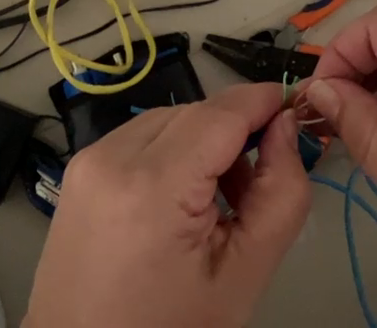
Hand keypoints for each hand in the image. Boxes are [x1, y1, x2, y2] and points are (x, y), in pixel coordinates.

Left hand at [23, 83, 310, 327]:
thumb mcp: (243, 275)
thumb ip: (280, 194)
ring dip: (204, 141)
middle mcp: (113, 156)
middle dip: (237, 132)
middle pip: (198, 113)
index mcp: (153, 186)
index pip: (223, 112)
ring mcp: (89, 159)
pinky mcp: (79, 167)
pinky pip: (142, 134)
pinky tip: (180, 198)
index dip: (264, 101)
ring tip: (218, 201)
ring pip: (171, 118)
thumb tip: (286, 125)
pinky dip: (172, 150)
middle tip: (259, 183)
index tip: (297, 109)